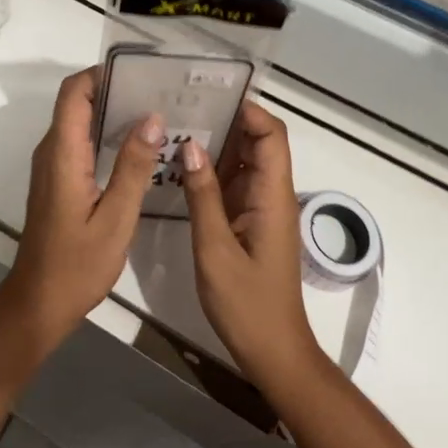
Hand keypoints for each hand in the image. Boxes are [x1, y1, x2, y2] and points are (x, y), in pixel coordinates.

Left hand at [3, 67, 164, 342]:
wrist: (39, 302)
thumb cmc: (77, 264)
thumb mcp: (115, 217)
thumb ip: (132, 166)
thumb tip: (151, 117)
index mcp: (62, 154)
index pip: (74, 93)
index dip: (101, 74)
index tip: (139, 73)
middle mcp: (51, 152)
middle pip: (77, 103)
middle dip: (114, 90)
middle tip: (159, 93)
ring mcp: (51, 167)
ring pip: (78, 123)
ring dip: (112, 113)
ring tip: (157, 115)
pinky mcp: (57, 181)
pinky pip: (79, 143)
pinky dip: (105, 136)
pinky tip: (138, 149)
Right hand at [180, 101, 316, 386]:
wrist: (273, 352)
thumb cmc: (248, 304)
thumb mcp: (215, 249)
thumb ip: (203, 196)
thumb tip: (190, 145)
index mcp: (273, 195)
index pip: (270, 135)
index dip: (247, 109)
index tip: (209, 94)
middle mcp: (271, 195)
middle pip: (257, 142)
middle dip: (226, 119)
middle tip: (181, 105)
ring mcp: (261, 209)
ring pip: (243, 162)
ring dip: (215, 144)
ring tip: (174, 126)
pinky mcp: (249, 224)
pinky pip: (233, 185)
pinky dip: (211, 171)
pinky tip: (179, 167)